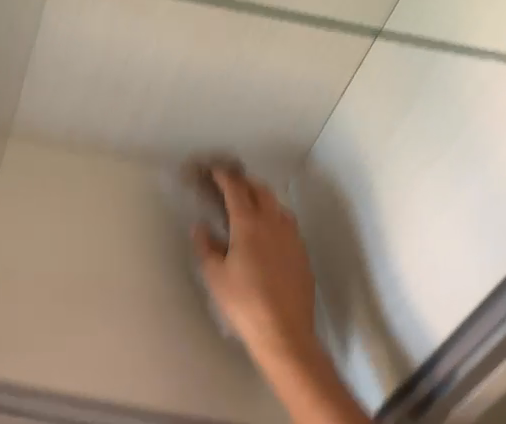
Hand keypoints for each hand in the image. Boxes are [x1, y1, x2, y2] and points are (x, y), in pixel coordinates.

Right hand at [193, 169, 318, 366]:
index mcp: (249, 223)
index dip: (224, 176)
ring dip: (262, 199)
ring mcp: (293, 238)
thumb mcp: (215, 275)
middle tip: (229, 186)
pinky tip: (268, 235)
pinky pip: (288, 225)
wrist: (285, 334)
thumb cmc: (244, 302)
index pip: (236, 188)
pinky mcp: (303, 255)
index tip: (214, 170)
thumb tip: (202, 227)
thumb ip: (206, 245)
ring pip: (278, 206)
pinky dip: (275, 218)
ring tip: (250, 207)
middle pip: (261, 190)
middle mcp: (273, 223)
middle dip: (245, 183)